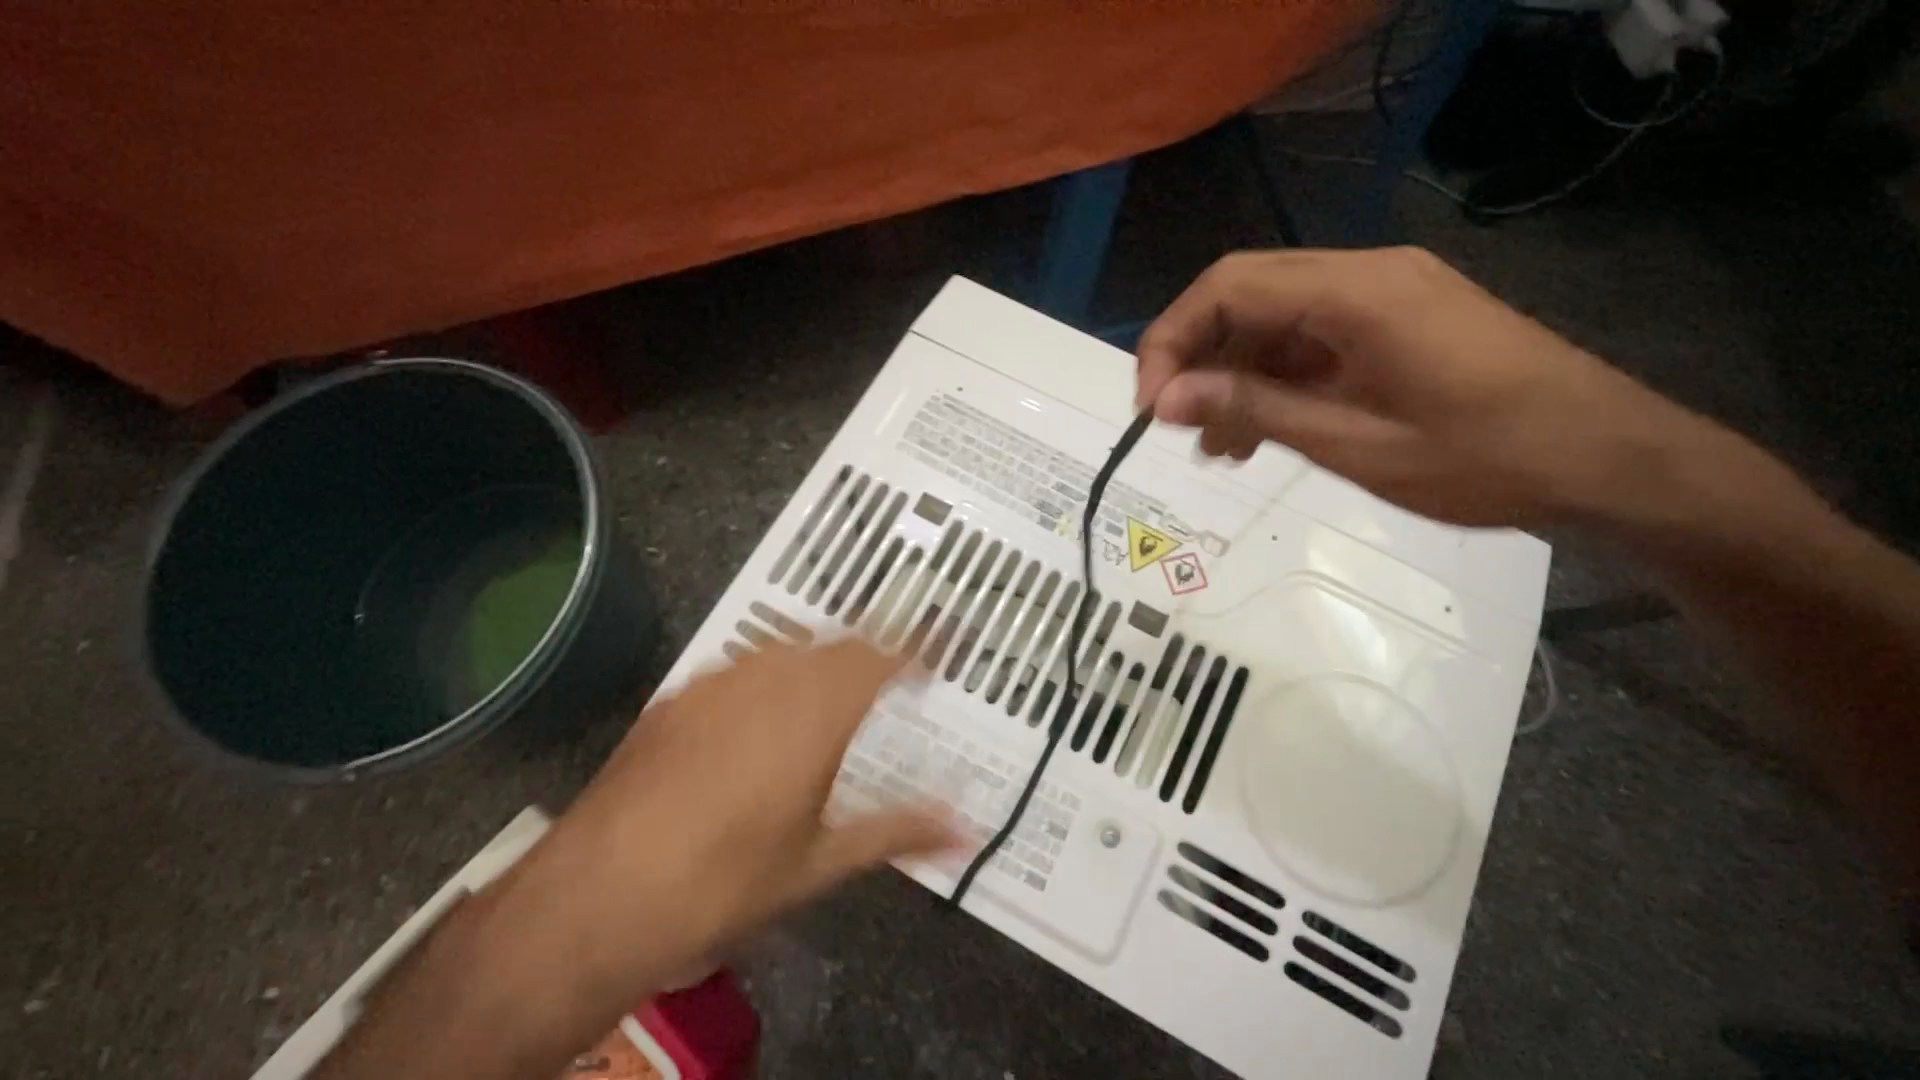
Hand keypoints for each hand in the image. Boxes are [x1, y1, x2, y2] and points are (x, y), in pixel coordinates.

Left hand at [487, 640, 957, 1006]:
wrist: (600, 894)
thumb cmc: (724, 883)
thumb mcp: (818, 864)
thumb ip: (895, 832)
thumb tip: (964, 829)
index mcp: (814, 715)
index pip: (879, 659)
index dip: (914, 646)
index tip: (939, 645)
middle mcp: (767, 682)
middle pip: (833, 644)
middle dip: (869, 652)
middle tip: (893, 675)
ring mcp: (714, 685)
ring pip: (783, 648)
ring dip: (818, 658)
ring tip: (835, 689)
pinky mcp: (674, 699)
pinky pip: (739, 665)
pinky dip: (769, 673)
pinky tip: (761, 710)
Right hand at [1135, 247, 1705, 527]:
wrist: (1611, 460)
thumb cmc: (1487, 460)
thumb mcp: (1357, 445)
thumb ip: (1256, 411)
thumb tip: (1166, 399)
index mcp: (1358, 292)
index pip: (1229, 285)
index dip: (1173, 340)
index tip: (1150, 408)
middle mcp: (1368, 273)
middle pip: (1247, 292)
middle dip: (1198, 358)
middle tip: (1176, 428)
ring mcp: (1388, 293)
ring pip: (1277, 317)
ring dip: (1236, 374)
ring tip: (1220, 448)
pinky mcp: (1401, 319)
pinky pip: (1316, 336)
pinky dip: (1279, 378)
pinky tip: (1266, 431)